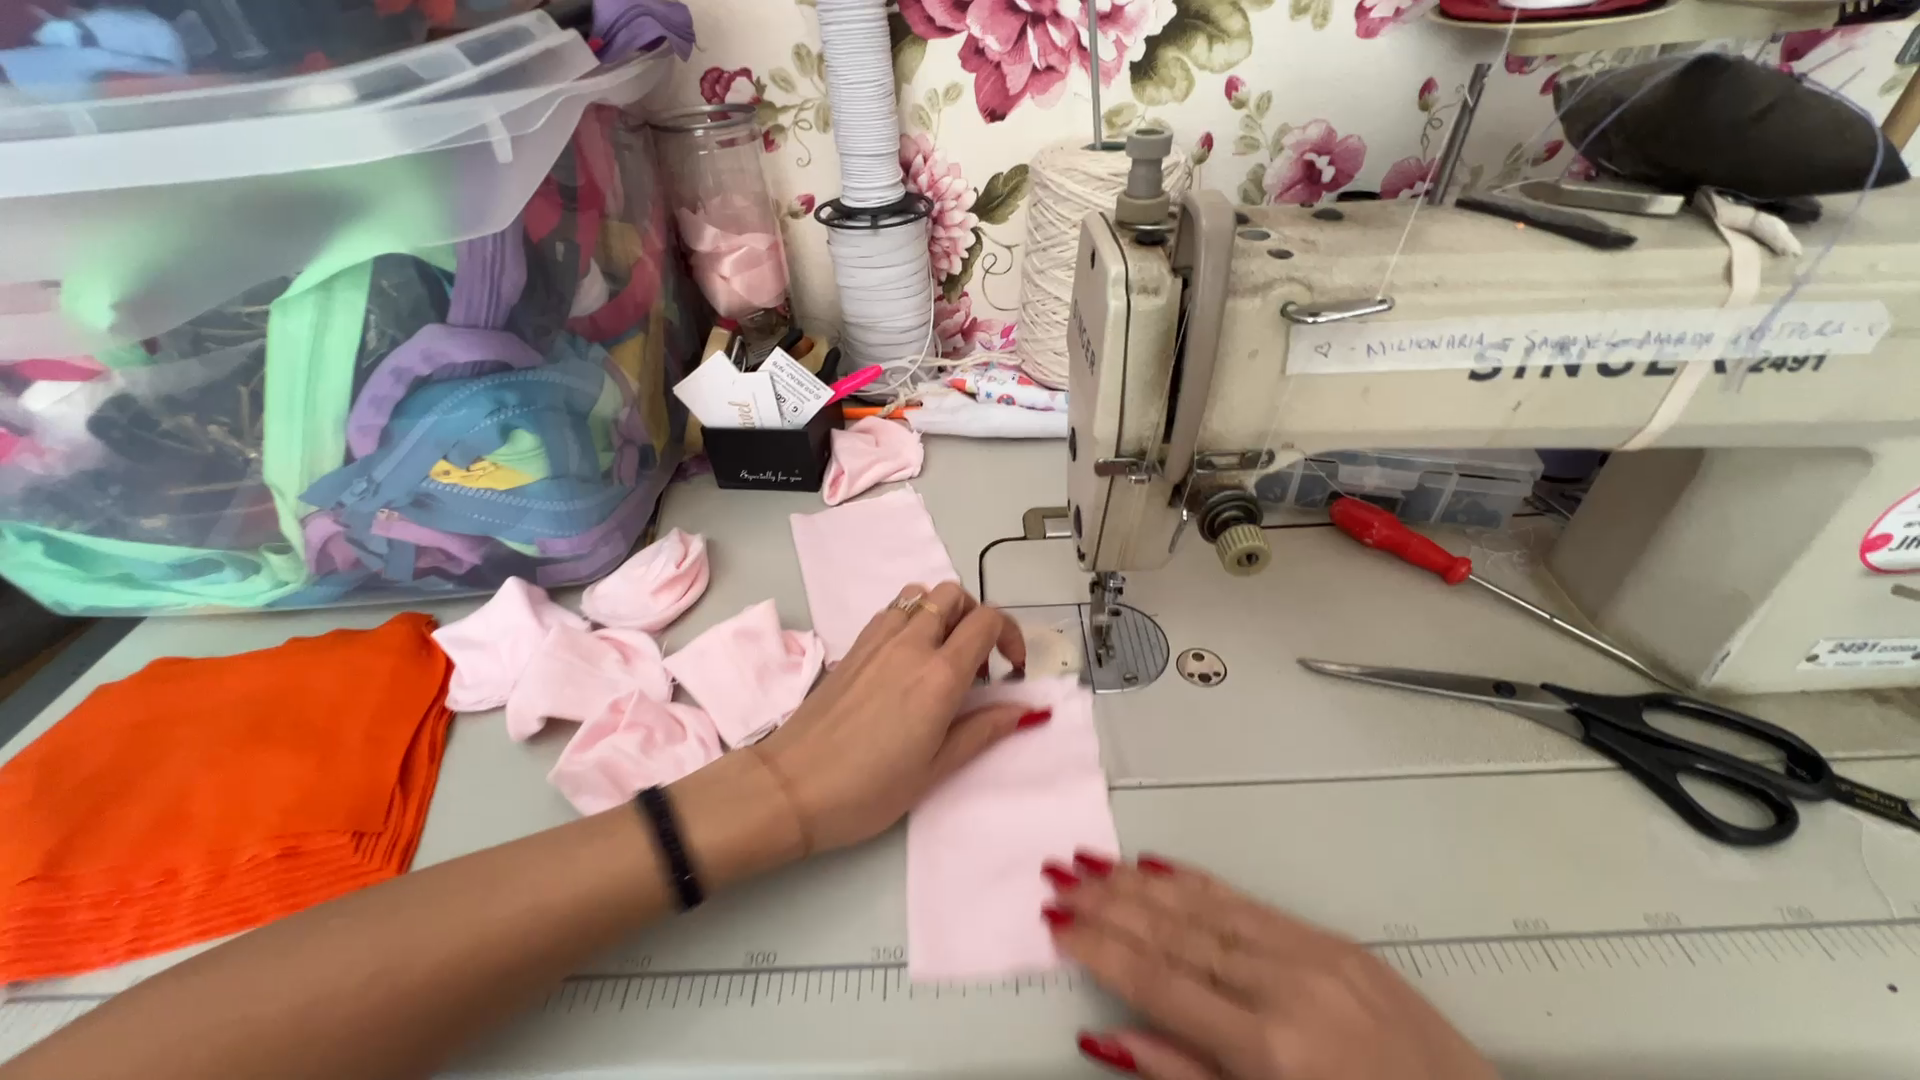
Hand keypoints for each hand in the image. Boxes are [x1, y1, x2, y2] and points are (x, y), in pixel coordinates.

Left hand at [746, 582, 1036, 854]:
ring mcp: (876, 641)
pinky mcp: (852, 647)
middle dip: (977, 617)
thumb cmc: (867, 790)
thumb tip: (1025, 710)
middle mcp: (910, 645)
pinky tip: (906, 662)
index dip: (1011, 636)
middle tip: (977, 663)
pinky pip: (890, 612)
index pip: (988, 621)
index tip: (1011, 670)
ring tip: (942, 656)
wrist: (790, 788)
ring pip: (919, 595)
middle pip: (954, 595)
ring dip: (941, 612)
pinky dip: (909, 620)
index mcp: (938, 675)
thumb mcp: (935, 769)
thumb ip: (982, 730)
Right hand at [1046, 855, 1495, 1079]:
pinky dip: (1199, 883)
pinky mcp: (1338, 942)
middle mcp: (1287, 986)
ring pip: (1207, 908)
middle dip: (1109, 902)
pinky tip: (1160, 866)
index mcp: (1270, 1048)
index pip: (1160, 982)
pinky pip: (1252, 904)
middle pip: (1176, 933)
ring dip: (1141, 884)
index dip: (1100, 948)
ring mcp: (1316, 955)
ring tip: (1092, 862)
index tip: (1056, 922)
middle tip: (1058, 874)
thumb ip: (1184, 1075)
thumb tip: (1105, 1035)